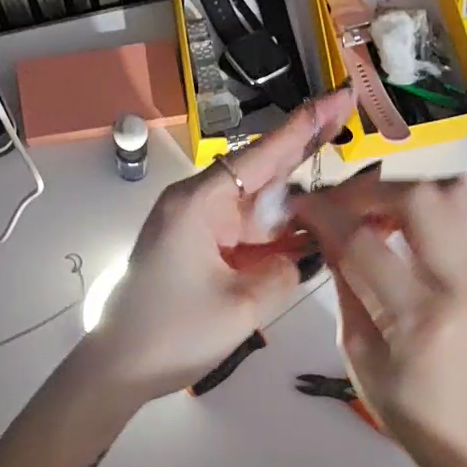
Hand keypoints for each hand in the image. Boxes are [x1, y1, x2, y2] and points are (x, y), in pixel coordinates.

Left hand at [80, 90, 357, 401]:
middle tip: (349, 120)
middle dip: (305, 153)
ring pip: (254, 206)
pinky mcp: (195, 251)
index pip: (261, 156)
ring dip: (293, 203)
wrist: (116, 370)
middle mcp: (195, 206)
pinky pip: (242, 233)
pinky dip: (273, 234)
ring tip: (344, 187)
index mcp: (199, 205)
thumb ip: (281, 275)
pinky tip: (308, 231)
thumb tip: (294, 259)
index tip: (340, 95)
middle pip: (260, 174)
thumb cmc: (172, 334)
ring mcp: (193, 228)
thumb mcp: (240, 308)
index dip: (305, 127)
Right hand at [290, 171, 466, 455]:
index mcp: (419, 316)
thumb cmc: (404, 404)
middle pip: (419, 198)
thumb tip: (323, 231)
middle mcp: (462, 283)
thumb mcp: (357, 349)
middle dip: (368, 191)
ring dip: (404, 190)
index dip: (325, 215)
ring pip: (452, 190)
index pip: (365, 242)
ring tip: (374, 211)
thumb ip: (345, 283)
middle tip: (338, 206)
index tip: (299, 204)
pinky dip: (431, 202)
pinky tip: (403, 223)